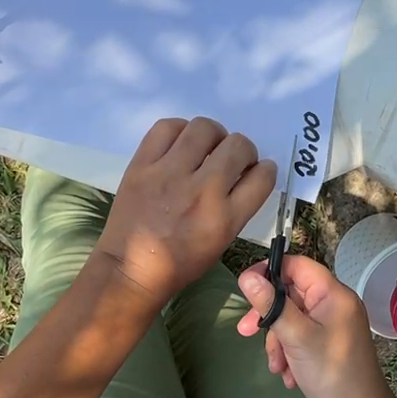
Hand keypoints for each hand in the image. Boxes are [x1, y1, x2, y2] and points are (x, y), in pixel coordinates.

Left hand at [96, 118, 275, 309]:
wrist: (131, 269)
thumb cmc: (180, 262)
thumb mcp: (221, 242)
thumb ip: (237, 207)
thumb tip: (245, 175)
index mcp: (225, 218)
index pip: (262, 177)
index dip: (265, 169)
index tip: (257, 170)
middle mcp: (202, 191)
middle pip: (238, 146)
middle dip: (244, 150)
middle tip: (232, 160)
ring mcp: (169, 174)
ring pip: (204, 128)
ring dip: (214, 135)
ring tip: (206, 147)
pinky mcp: (142, 165)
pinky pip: (167, 127)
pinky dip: (180, 130)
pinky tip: (180, 143)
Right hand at [236, 255, 395, 397]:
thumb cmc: (331, 373)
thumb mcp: (296, 337)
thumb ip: (272, 305)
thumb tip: (247, 276)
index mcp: (333, 294)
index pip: (297, 265)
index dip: (270, 271)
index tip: (246, 289)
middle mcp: (334, 304)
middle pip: (291, 294)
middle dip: (270, 316)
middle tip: (245, 332)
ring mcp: (332, 324)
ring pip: (292, 318)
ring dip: (278, 341)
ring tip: (277, 366)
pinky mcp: (328, 342)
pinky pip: (301, 336)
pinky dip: (290, 352)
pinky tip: (288, 374)